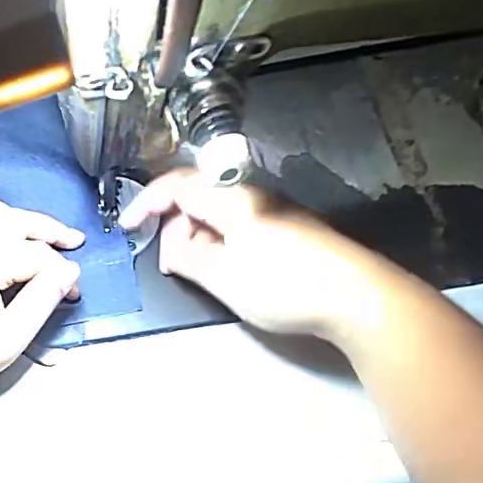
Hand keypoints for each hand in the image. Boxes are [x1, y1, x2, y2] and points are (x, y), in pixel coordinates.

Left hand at [0, 193, 84, 405]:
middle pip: (13, 220)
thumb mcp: (9, 339)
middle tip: (72, 241)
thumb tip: (67, 274)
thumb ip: (42, 301)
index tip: (73, 292)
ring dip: (15, 217)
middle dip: (48, 229)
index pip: (34, 254)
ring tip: (37, 232)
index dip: (61, 271)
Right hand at [121, 169, 406, 345]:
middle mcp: (253, 196)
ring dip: (198, 239)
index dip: (147, 203)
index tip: (127, 226)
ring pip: (220, 215)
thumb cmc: (283, 285)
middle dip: (174, 226)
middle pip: (199, 198)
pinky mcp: (288, 230)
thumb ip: (188, 257)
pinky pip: (240, 228)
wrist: (355, 296)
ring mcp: (274, 212)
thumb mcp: (224, 276)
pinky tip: (226, 271)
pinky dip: (221, 244)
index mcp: (232, 199)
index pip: (178, 186)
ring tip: (195, 272)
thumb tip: (171, 247)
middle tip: (170, 264)